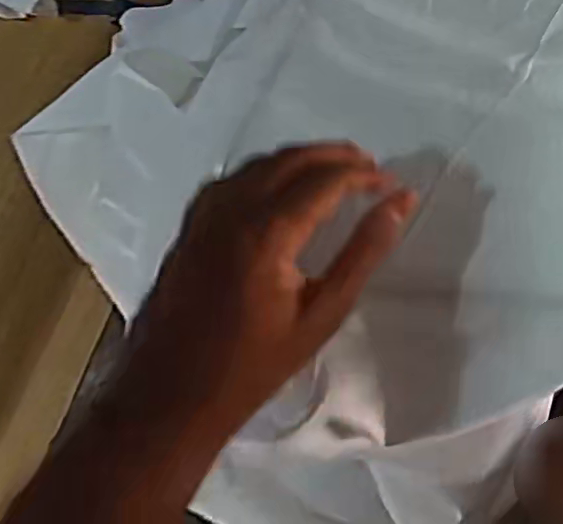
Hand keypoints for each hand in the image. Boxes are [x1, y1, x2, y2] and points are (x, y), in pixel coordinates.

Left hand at [6, 142, 416, 522]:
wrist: (162, 406)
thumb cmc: (251, 367)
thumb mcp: (323, 314)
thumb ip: (364, 251)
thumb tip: (401, 202)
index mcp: (267, 231)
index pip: (327, 179)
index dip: (365, 174)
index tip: (391, 183)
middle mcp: (234, 209)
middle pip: (295, 158)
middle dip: (339, 156)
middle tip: (372, 169)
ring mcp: (206, 214)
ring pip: (265, 161)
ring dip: (306, 158)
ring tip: (337, 172)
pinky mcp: (190, 224)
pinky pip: (238, 176)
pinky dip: (271, 169)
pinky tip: (284, 186)